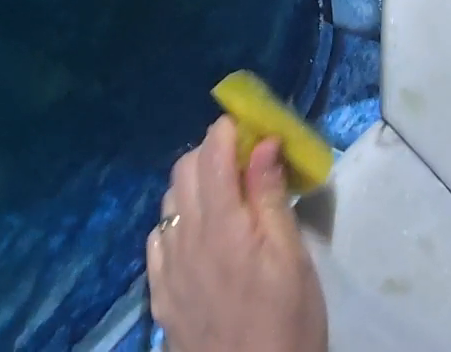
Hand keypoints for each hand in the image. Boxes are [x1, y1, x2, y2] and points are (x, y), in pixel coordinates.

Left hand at [148, 116, 327, 351]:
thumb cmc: (288, 323)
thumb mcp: (292, 259)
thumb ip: (270, 196)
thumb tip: (263, 141)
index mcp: (222, 223)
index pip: (211, 153)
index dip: (227, 131)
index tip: (249, 128)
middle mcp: (185, 236)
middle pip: (184, 169)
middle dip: (210, 152)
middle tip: (242, 162)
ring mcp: (167, 265)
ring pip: (169, 199)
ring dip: (192, 184)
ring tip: (223, 197)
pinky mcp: (160, 293)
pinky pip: (158, 237)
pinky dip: (177, 220)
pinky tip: (198, 235)